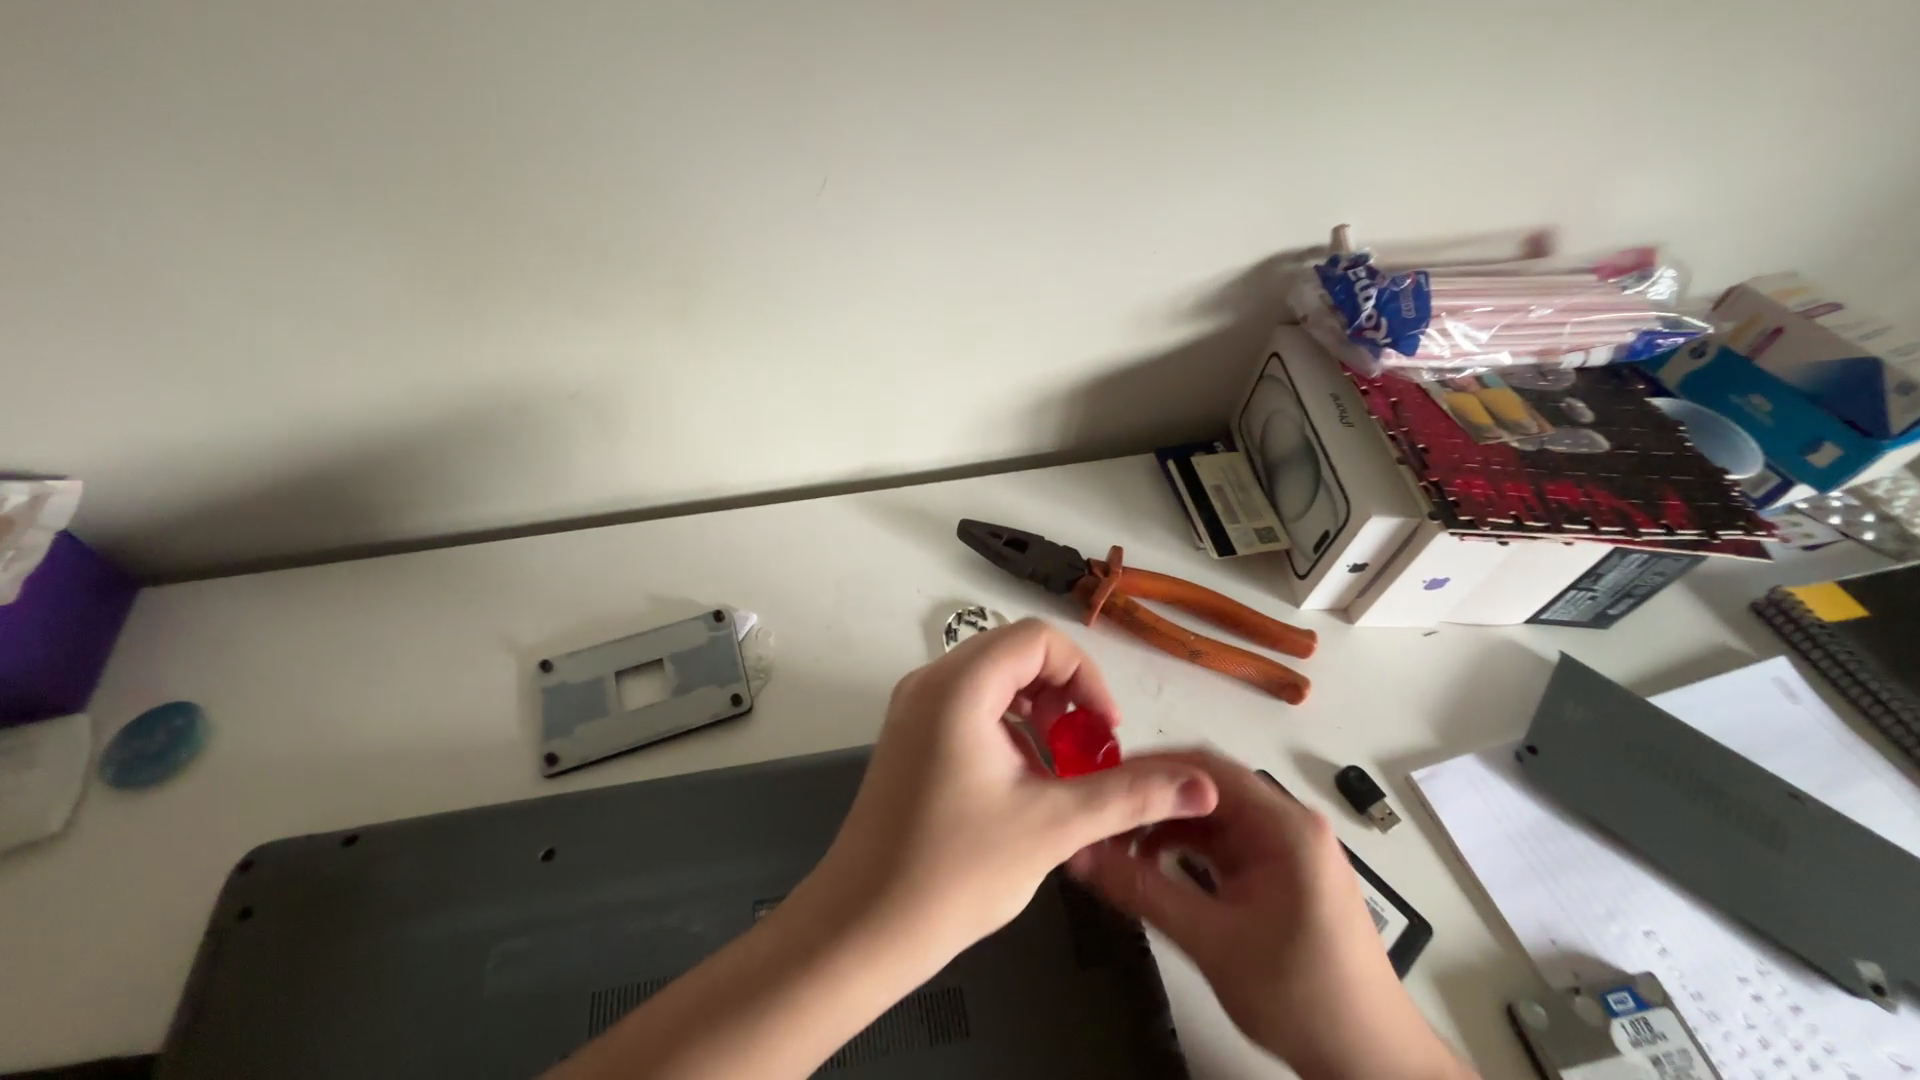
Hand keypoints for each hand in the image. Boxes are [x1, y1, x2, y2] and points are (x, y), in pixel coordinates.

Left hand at [810, 618, 1219, 962]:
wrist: (864, 926)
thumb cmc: (952, 872)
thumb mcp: (1053, 827)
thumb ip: (1129, 796)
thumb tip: (1199, 785)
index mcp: (958, 687)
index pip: (1037, 639)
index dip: (1085, 675)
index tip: (1106, 730)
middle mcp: (930, 684)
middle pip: (1015, 654)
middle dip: (1064, 695)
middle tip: (1088, 750)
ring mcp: (914, 711)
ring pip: (993, 682)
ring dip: (1038, 713)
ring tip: (1061, 770)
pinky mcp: (910, 740)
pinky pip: (970, 709)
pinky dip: (1008, 730)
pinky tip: (1024, 783)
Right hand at [1071, 751, 1472, 1079]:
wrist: (1367, 1058)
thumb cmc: (1304, 996)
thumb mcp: (1212, 941)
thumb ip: (1142, 892)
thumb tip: (1083, 856)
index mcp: (1286, 827)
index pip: (1207, 769)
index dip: (1150, 768)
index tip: (1102, 781)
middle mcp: (1288, 825)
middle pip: (1207, 789)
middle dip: (1151, 797)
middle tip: (1102, 811)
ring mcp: (1284, 849)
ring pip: (1211, 816)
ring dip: (1164, 823)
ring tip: (1117, 839)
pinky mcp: (1277, 873)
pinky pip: (1222, 843)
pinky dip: (1184, 848)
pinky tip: (1151, 864)